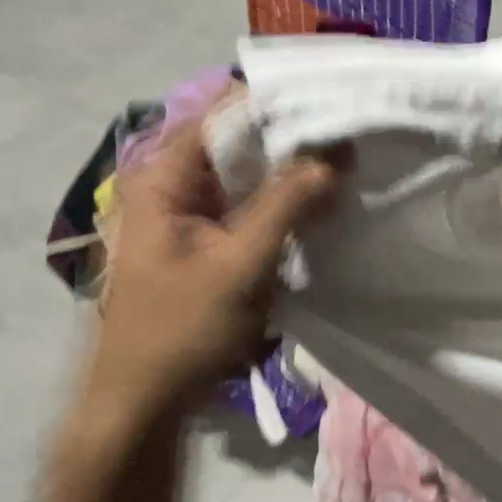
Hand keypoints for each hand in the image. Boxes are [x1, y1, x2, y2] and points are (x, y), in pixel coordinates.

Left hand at [86, 115, 338, 417]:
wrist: (146, 397)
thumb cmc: (182, 328)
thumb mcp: (240, 263)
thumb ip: (287, 205)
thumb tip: (335, 153)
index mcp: (164, 178)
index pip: (224, 116)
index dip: (278, 106)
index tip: (335, 104)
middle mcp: (175, 186)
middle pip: (240, 143)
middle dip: (296, 139)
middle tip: (355, 137)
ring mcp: (193, 216)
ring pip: (252, 177)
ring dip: (296, 173)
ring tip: (352, 165)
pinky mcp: (213, 243)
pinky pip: (255, 208)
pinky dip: (289, 204)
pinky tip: (327, 205)